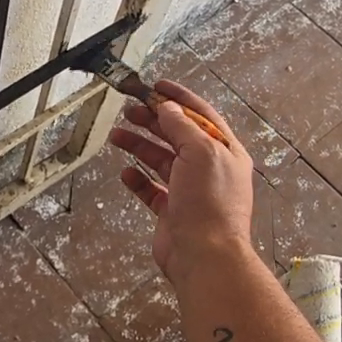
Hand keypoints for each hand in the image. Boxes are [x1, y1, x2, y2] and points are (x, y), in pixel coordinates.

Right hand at [107, 80, 255, 281]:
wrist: (205, 255)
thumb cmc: (209, 204)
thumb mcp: (200, 152)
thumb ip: (182, 127)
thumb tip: (168, 108)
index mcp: (224, 151)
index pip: (201, 116)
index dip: (179, 99)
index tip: (156, 86)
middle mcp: (209, 169)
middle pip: (177, 136)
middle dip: (153, 120)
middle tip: (130, 110)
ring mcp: (190, 191)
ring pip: (161, 160)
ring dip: (140, 146)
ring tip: (117, 136)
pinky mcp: (172, 211)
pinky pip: (151, 190)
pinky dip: (137, 180)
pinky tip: (126, 174)